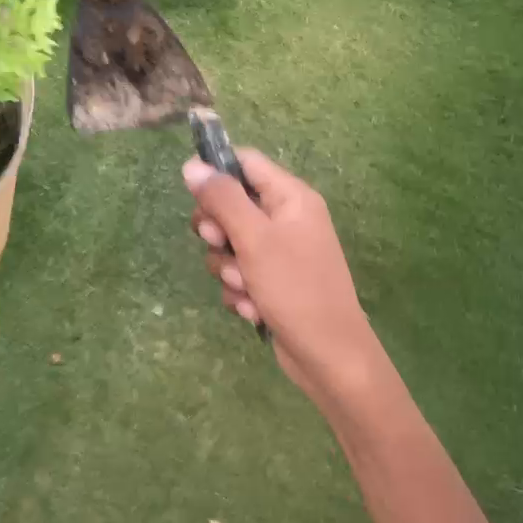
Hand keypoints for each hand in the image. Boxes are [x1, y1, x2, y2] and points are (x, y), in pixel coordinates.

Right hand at [183, 149, 380, 401]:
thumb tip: (191, 165)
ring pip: (230, 243)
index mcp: (291, 197)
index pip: (244, 162)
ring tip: (245, 287)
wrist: (331, 359)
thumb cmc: (296, 289)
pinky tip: (252, 308)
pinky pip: (239, 272)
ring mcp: (280, 252)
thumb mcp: (254, 239)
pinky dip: (239, 289)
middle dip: (218, 231)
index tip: (193, 194)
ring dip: (227, 267)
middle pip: (231, 204)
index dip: (215, 172)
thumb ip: (222, 198)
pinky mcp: (273, 281)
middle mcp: (287, 219)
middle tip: (219, 245)